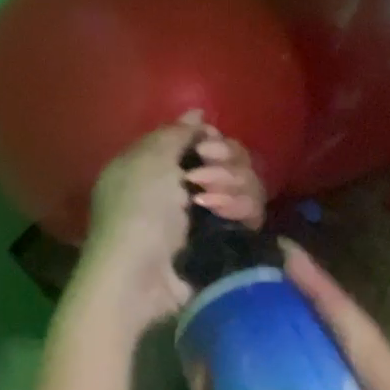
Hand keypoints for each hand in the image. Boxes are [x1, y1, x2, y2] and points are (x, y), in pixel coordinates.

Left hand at [71, 113, 268, 334]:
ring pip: (249, 183)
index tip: (206, 145)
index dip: (213, 140)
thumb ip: (176, 133)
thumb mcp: (147, 161)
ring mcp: (214, 214)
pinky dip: (239, 207)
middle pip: (235, 159)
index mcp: (166, 166)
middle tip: (199, 178)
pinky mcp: (231, 238)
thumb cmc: (136, 211)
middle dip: (224, 163)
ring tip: (206, 202)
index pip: (208, 141)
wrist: (141, 275)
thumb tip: (198, 113)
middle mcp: (193, 187)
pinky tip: (221, 213)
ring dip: (231, 185)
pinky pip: (253, 212)